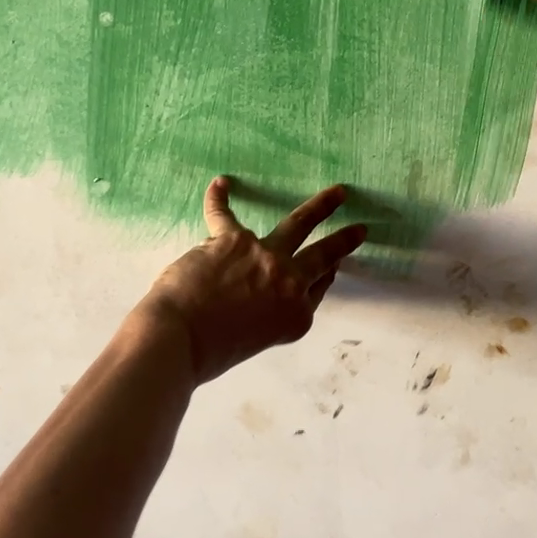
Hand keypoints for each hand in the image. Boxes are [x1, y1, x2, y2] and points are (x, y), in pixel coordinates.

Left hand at [138, 176, 367, 383]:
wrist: (176, 340)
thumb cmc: (210, 353)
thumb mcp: (256, 340)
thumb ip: (267, 314)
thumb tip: (257, 292)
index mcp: (295, 315)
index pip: (317, 290)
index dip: (324, 277)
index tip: (333, 267)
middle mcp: (288, 282)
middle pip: (322, 256)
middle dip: (344, 241)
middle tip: (360, 229)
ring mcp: (264, 255)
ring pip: (298, 224)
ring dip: (318, 207)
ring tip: (336, 193)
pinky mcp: (234, 238)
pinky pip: (225, 212)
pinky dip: (219, 198)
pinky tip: (220, 184)